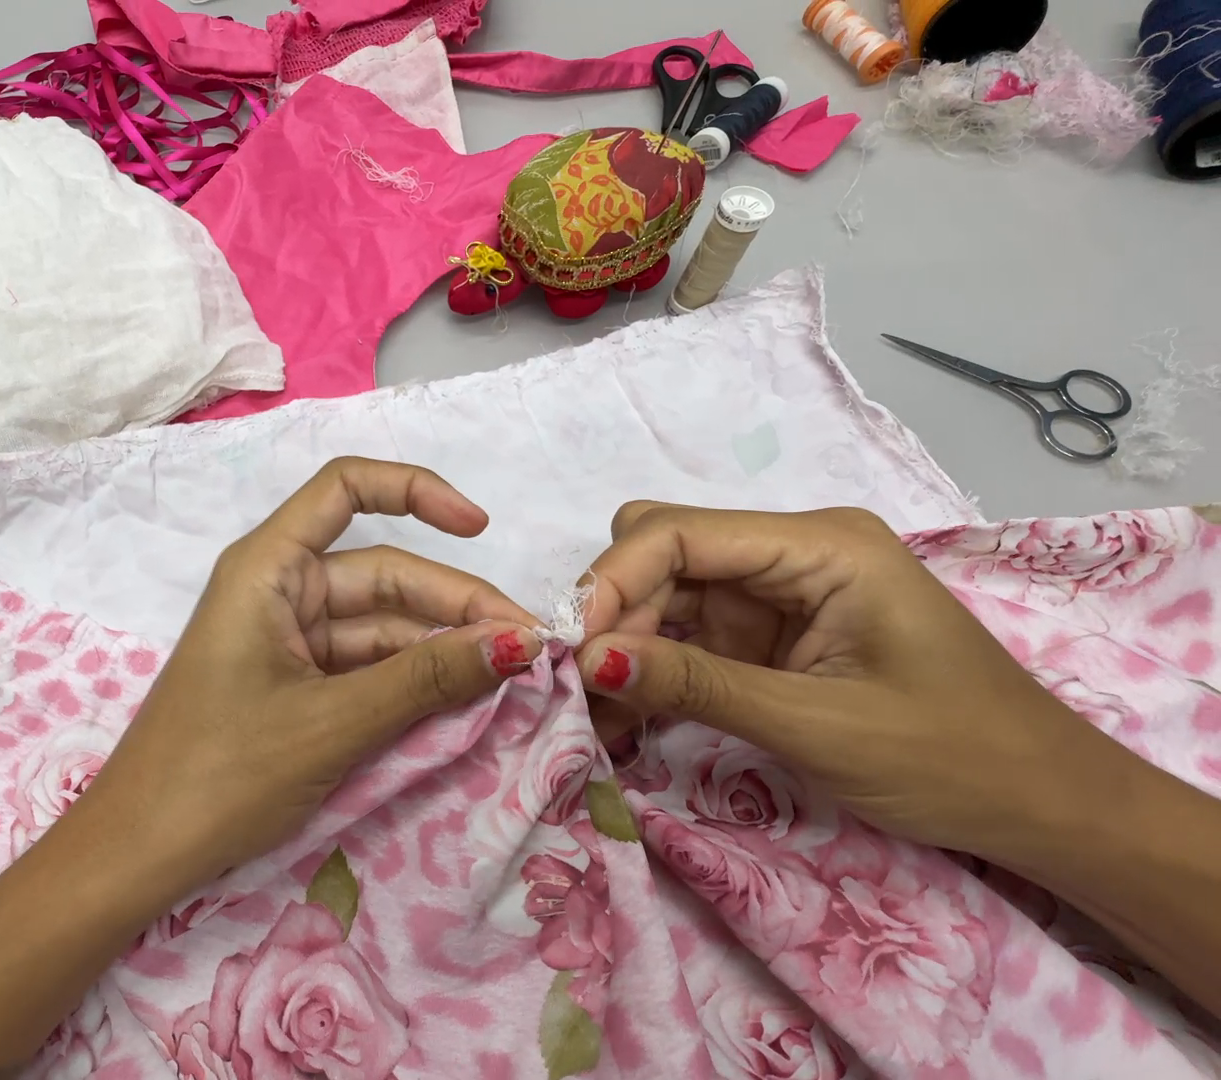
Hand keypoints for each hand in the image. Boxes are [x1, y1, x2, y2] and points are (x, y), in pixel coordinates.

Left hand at [78, 457, 543, 882]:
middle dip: (454, 605)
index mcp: (268, 568)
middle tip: (530, 648)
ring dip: (440, 648)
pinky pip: (363, 664)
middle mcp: (277, 589)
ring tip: (511, 676)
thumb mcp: (334, 722)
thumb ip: (427, 678)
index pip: (344, 489)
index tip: (479, 528)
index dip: (416, 491)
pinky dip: (410, 678)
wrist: (140, 852)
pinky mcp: (292, 683)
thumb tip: (521, 643)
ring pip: (379, 624)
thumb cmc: (222, 773)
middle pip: (381, 572)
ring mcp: (285, 638)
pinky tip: (462, 697)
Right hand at [571, 502, 1126, 862]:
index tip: (573, 649)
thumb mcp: (817, 725)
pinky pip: (681, 638)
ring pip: (660, 597)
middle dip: (615, 616)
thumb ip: (697, 685)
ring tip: (597, 717)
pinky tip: (627, 719)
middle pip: (660, 556)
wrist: (1048, 812)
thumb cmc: (956, 759)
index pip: (678, 532)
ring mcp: (773, 594)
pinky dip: (648, 673)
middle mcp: (787, 553)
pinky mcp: (762, 635)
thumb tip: (588, 662)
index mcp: (819, 547)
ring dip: (623, 651)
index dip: (612, 580)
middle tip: (587, 688)